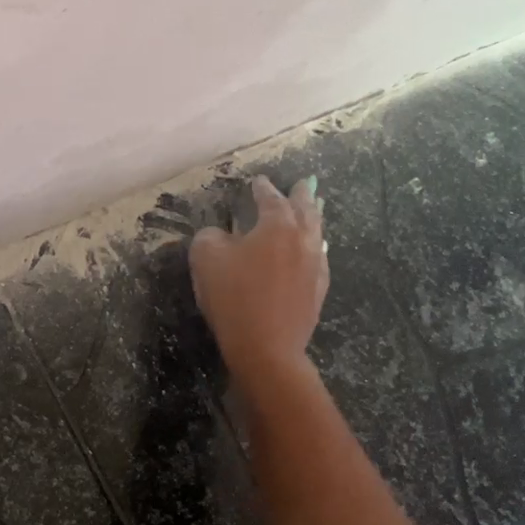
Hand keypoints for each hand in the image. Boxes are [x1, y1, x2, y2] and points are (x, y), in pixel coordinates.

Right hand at [189, 174, 328, 383]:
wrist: (266, 345)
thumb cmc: (232, 294)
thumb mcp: (205, 256)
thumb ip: (211, 235)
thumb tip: (221, 235)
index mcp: (277, 226)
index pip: (270, 199)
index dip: (262, 188)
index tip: (258, 180)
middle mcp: (303, 240)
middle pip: (306, 210)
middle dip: (302, 195)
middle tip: (305, 182)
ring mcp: (316, 265)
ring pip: (317, 232)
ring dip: (314, 216)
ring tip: (315, 207)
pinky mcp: (318, 289)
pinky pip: (319, 255)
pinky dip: (314, 243)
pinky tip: (315, 246)